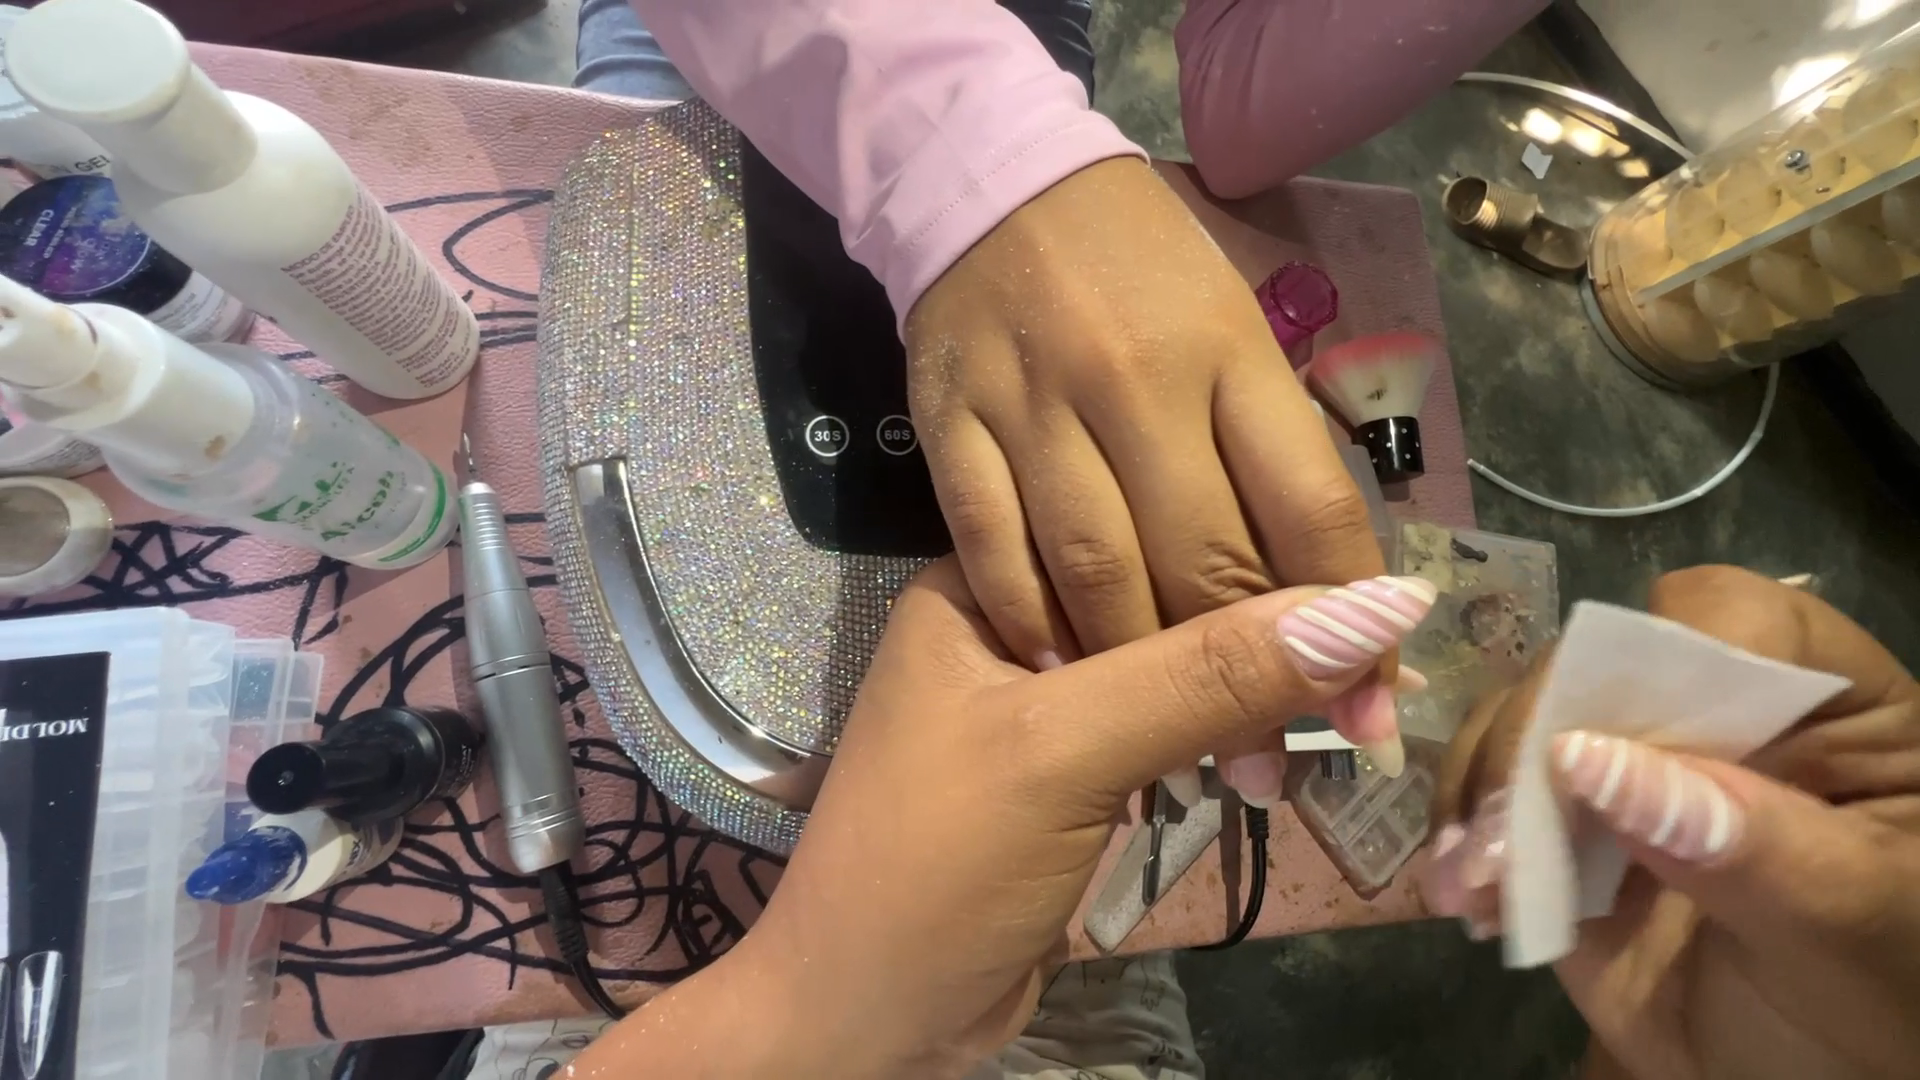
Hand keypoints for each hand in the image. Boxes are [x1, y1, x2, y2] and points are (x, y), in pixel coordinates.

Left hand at [578, 560, 1434, 1077]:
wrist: (874, 1014)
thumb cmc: (940, 861)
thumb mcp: (1066, 752)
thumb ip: (1205, 677)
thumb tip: (1376, 603)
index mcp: (979, 581)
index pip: (1130, 531)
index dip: (1247, 563)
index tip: (1367, 613)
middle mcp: (1006, 621)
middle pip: (1155, 599)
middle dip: (1260, 643)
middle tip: (1375, 690)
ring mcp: (1034, 694)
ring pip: (1164, 666)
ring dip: (1248, 699)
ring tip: (1348, 726)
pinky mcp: (1062, 760)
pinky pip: (1155, 724)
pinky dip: (1216, 740)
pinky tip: (1275, 757)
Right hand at [903, 157, 1397, 793]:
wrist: (994, 198)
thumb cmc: (1133, 273)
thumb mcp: (1229, 335)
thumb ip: (1275, 455)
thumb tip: (1336, 598)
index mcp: (1227, 351)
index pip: (1311, 506)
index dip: (1349, 622)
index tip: (1364, 711)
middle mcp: (1134, 380)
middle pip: (1204, 556)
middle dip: (1247, 682)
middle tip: (1267, 769)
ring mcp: (1030, 405)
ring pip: (1093, 565)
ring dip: (1135, 674)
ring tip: (1173, 762)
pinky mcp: (949, 428)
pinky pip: (990, 545)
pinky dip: (1027, 622)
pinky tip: (1055, 676)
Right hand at [1422, 566, 1919, 1078]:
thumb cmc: (1873, 1032)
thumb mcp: (1856, 951)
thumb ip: (1754, 854)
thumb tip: (1591, 759)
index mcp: (1833, 721)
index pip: (1737, 625)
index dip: (1657, 658)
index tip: (1588, 751)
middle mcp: (1714, 716)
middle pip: (1589, 666)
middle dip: (1525, 747)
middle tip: (1500, 844)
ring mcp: (1619, 754)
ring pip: (1514, 716)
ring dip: (1477, 794)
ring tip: (1472, 882)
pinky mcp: (1551, 798)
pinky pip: (1481, 776)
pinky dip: (1457, 825)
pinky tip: (1461, 885)